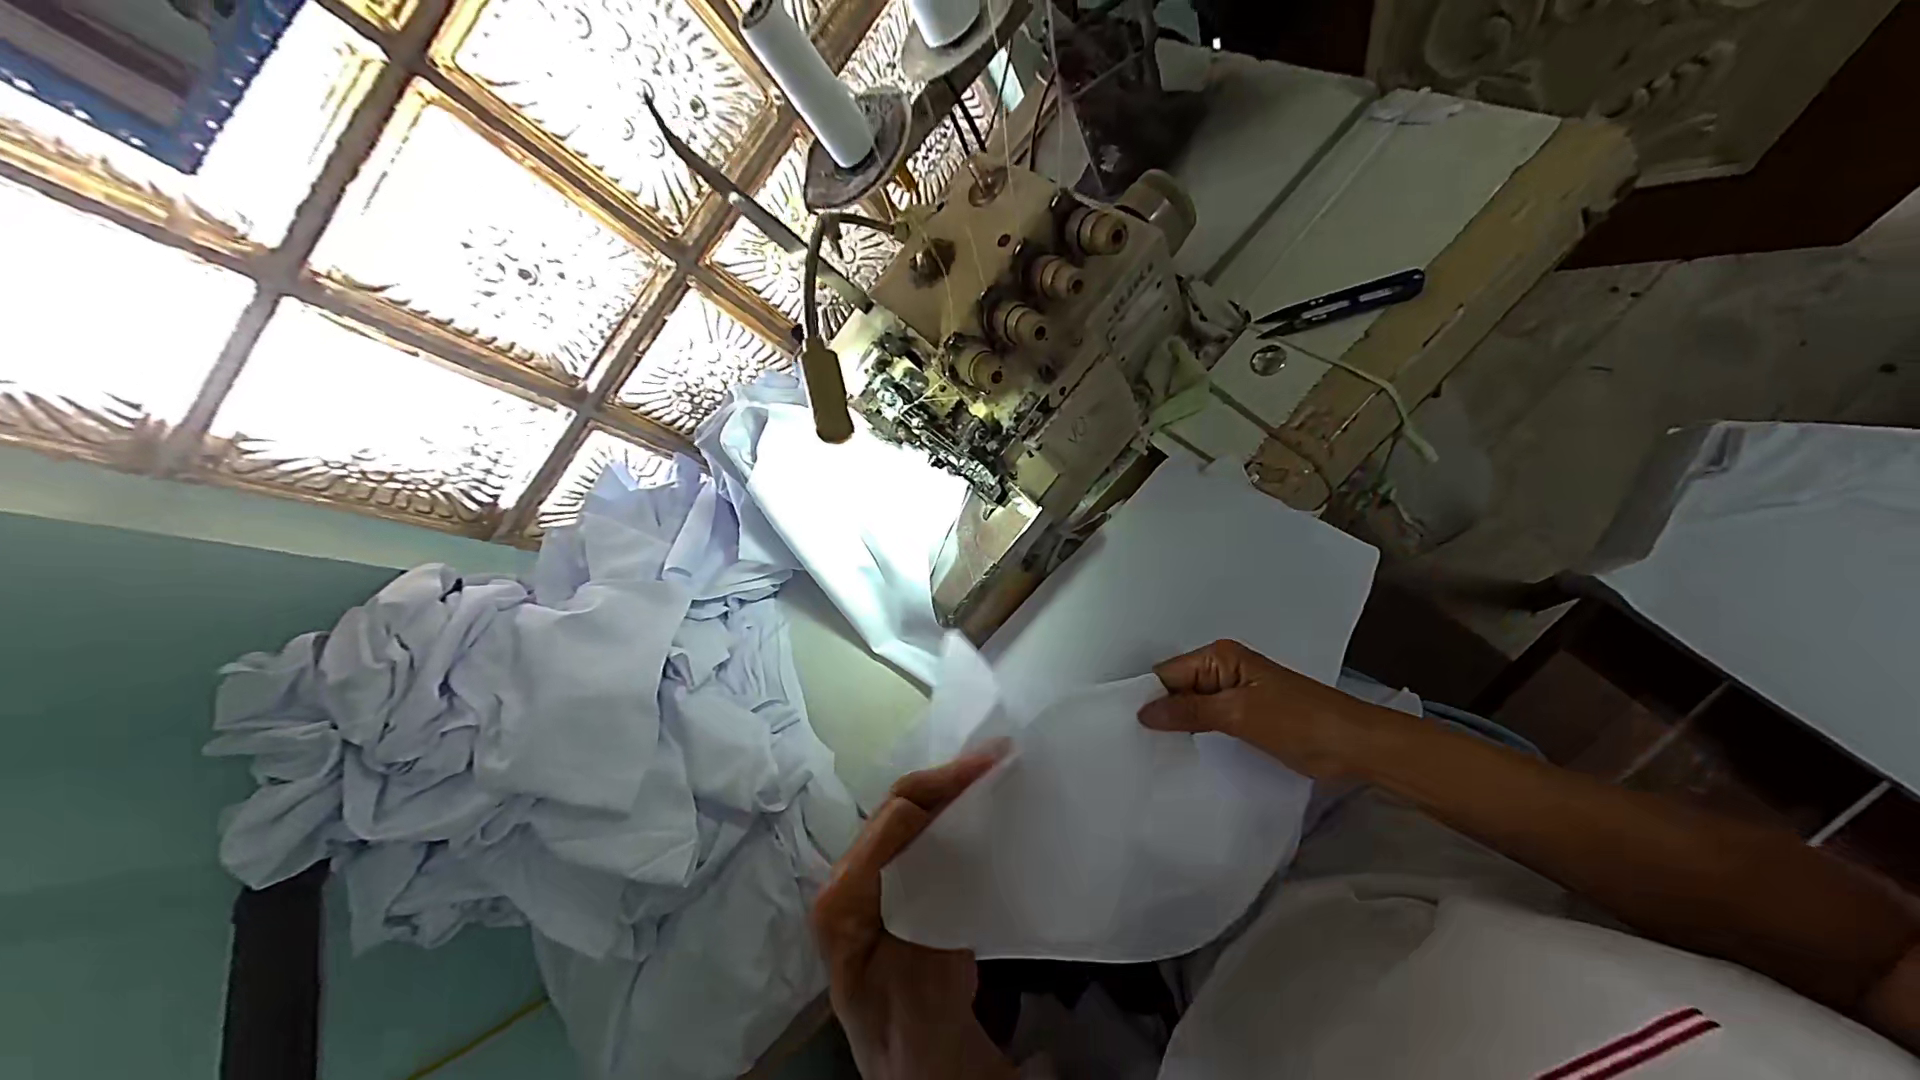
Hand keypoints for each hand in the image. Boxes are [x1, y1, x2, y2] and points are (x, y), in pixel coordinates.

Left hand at [810, 751, 1016, 1079]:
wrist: (915, 1072)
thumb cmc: (911, 1040)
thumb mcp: (920, 990)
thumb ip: (927, 920)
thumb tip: (951, 844)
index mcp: (844, 899)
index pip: (894, 819)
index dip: (942, 785)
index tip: (992, 763)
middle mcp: (851, 878)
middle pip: (901, 808)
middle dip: (950, 779)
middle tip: (1001, 756)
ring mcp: (874, 880)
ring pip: (914, 815)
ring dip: (954, 790)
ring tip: (997, 769)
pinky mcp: (899, 886)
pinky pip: (927, 835)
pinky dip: (958, 813)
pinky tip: (986, 804)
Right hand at [1139, 639, 1396, 779]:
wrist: (1357, 745)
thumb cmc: (1300, 722)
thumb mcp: (1239, 714)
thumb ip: (1189, 711)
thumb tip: (1143, 712)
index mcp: (1219, 656)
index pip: (1167, 673)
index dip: (1147, 697)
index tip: (1123, 725)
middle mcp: (1221, 668)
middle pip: (1175, 687)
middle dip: (1158, 710)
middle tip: (1132, 742)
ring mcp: (1232, 691)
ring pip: (1189, 704)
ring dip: (1175, 723)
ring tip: (1148, 749)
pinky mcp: (1243, 713)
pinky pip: (1206, 717)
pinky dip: (1193, 730)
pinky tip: (1178, 749)